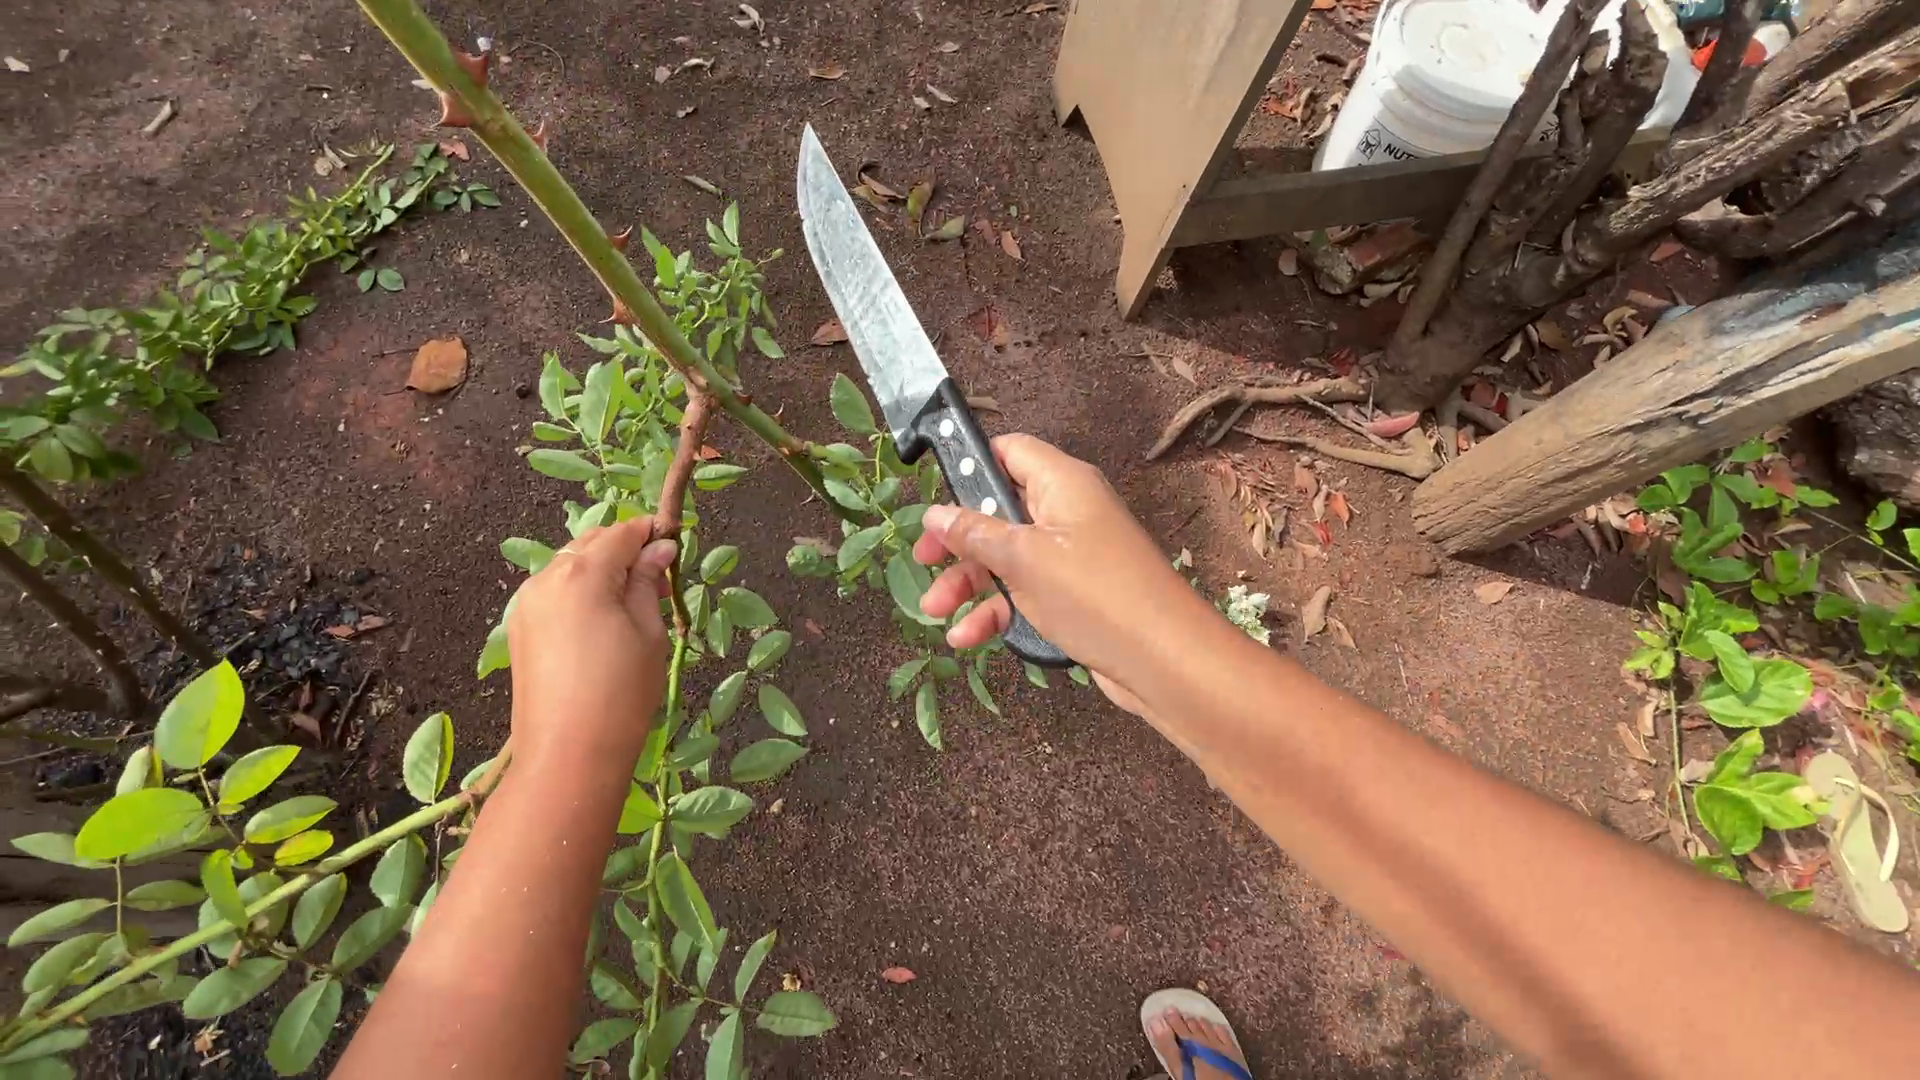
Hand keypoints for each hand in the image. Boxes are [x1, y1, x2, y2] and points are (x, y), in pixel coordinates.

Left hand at [506, 518, 677, 777]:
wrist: (569, 753)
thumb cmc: (623, 690)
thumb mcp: (649, 631)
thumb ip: (649, 582)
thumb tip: (660, 548)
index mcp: (582, 574)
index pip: (622, 533)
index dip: (652, 533)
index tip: (677, 545)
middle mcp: (546, 578)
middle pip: (592, 543)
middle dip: (626, 550)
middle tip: (658, 581)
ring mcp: (527, 603)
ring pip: (571, 566)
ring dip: (603, 571)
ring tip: (633, 605)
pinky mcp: (520, 627)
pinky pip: (556, 591)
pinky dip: (582, 591)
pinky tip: (603, 622)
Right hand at [911, 435, 1225, 713]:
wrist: (1163, 661)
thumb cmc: (1095, 594)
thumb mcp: (1024, 558)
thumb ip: (975, 533)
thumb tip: (936, 513)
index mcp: (1062, 483)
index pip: (1009, 451)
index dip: (970, 465)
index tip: (935, 494)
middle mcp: (1066, 513)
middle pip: (999, 512)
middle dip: (958, 541)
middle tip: (922, 561)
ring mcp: (1071, 557)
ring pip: (1006, 559)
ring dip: (969, 584)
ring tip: (936, 612)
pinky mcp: (1074, 597)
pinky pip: (1025, 593)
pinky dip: (997, 611)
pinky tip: (968, 637)